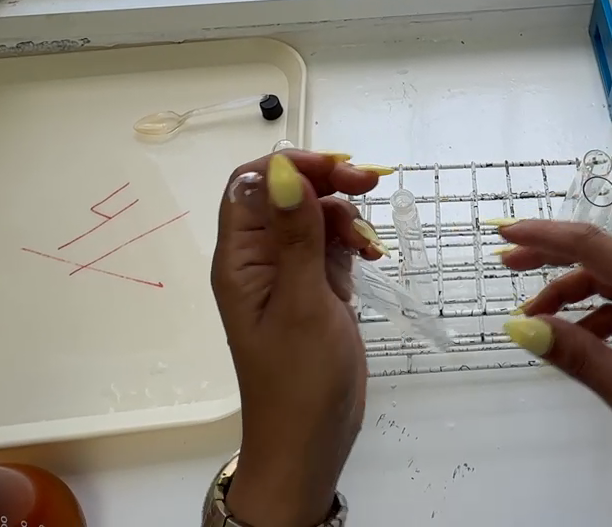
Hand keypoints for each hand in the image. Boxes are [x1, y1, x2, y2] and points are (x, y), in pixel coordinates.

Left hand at [211, 151, 386, 526]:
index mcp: (240, 259)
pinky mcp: (315, 285)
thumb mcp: (302, 302)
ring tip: (369, 241)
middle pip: (287, 193)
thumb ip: (296, 235)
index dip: (289, 166)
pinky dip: (352, 239)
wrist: (311, 445)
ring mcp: (289, 271)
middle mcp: (260, 258)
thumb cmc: (299, 380)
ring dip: (344, 213)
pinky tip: (371, 255)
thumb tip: (282, 170)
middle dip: (326, 182)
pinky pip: (331, 242)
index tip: (334, 168)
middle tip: (368, 184)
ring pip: (313, 214)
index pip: (251, 185)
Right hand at [496, 220, 611, 526]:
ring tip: (532, 321)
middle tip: (503, 261)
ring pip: (604, 284)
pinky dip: (591, 320)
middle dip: (546, 256)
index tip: (502, 231)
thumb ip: (575, 355)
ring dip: (566, 297)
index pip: (587, 243)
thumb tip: (520, 325)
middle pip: (593, 255)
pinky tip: (574, 345)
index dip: (541, 234)